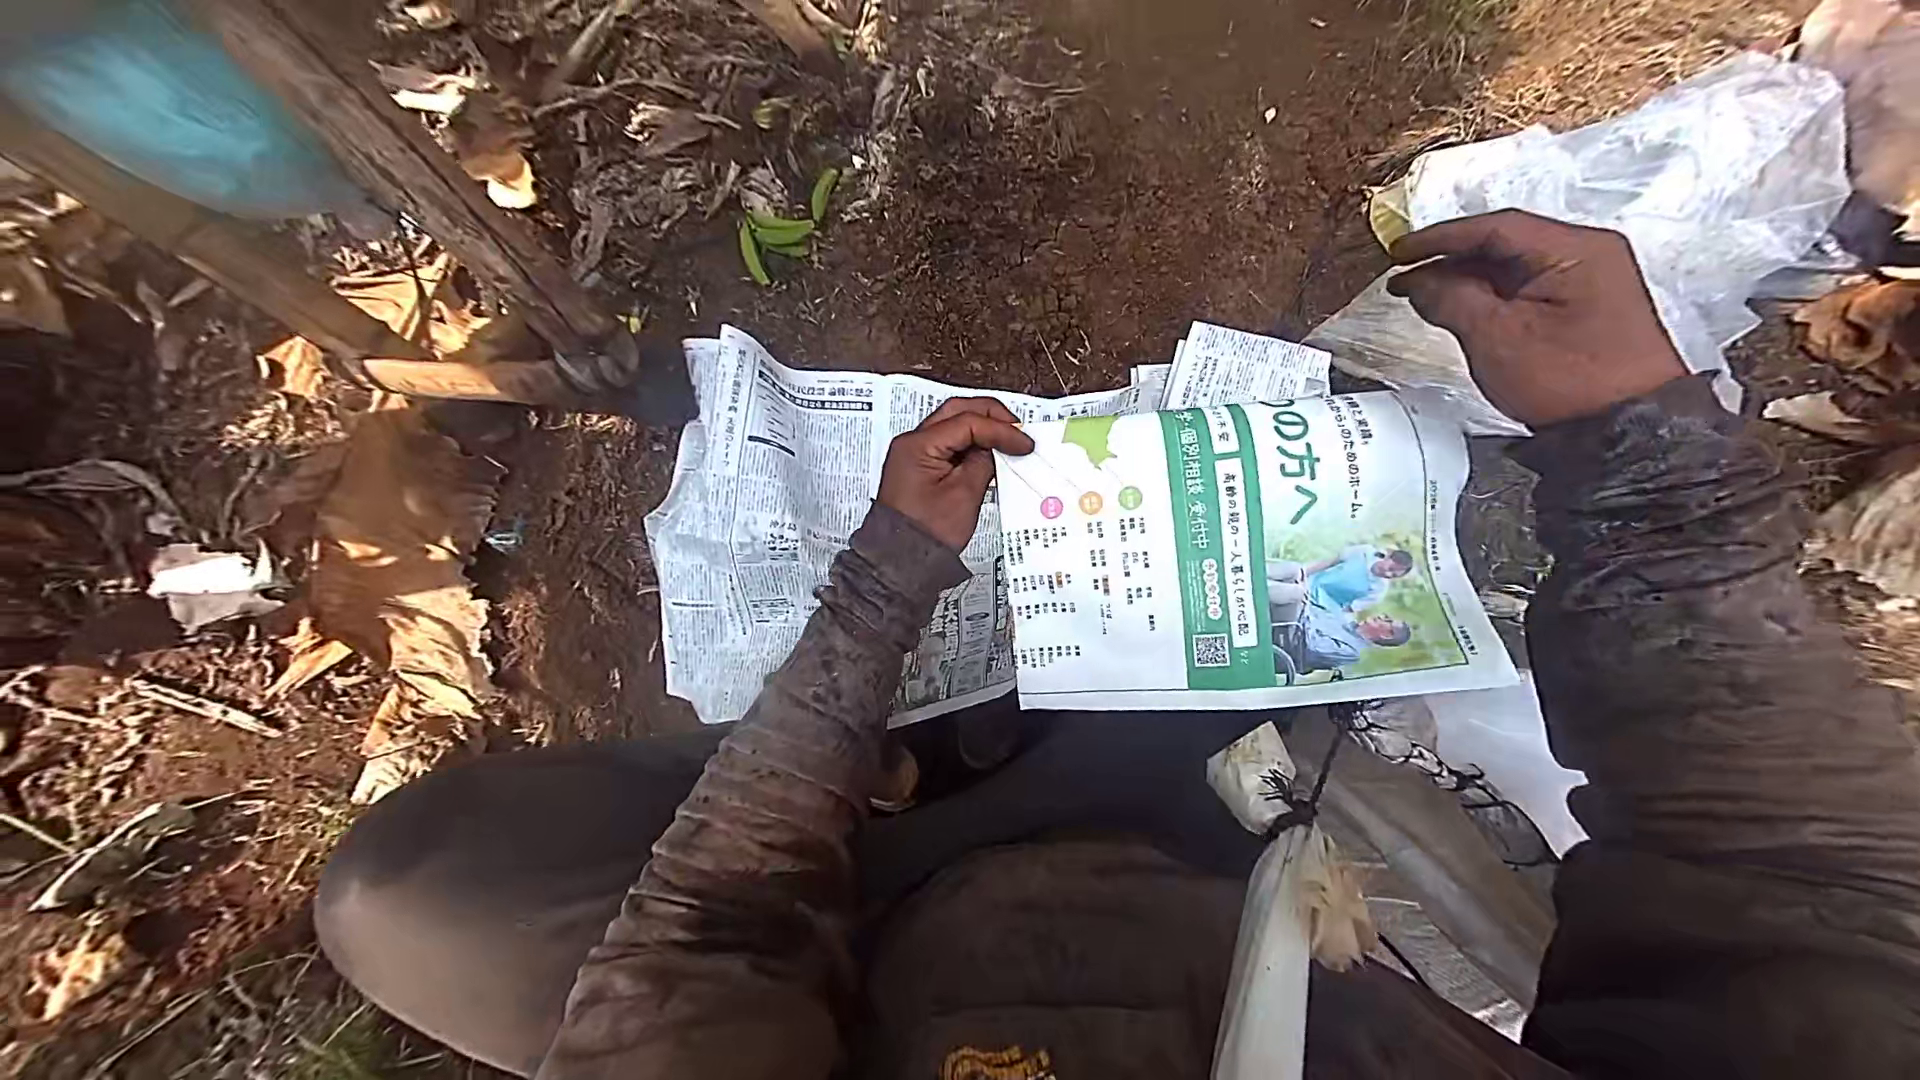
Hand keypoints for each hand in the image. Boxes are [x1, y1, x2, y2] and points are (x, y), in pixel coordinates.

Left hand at [877, 397, 1033, 549]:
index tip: (1023, 443)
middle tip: (1017, 430)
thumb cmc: (925, 534)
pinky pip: (948, 444)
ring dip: (981, 428)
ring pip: (952, 425)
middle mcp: (912, 443)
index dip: (1001, 430)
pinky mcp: (920, 467)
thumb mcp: (964, 495)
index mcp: (918, 446)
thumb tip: (997, 447)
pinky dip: (970, 445)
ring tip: (1007, 442)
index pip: (967, 421)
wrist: (900, 561)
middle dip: (991, 416)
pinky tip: (989, 455)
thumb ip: (983, 463)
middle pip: (957, 412)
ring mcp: (914, 454)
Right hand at [1387, 209, 1686, 426]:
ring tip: (1415, 290)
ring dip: (1459, 276)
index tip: (1399, 249)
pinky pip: (1516, 287)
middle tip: (1399, 272)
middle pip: (1502, 243)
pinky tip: (1450, 305)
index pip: (1496, 228)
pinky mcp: (1572, 306)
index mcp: (1575, 251)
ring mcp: (1580, 281)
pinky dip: (1478, 293)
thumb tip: (1417, 280)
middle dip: (1446, 257)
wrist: (1621, 421)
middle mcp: (1584, 255)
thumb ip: (1452, 299)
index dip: (1440, 237)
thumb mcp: (1496, 336)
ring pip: (1506, 266)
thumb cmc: (1566, 376)